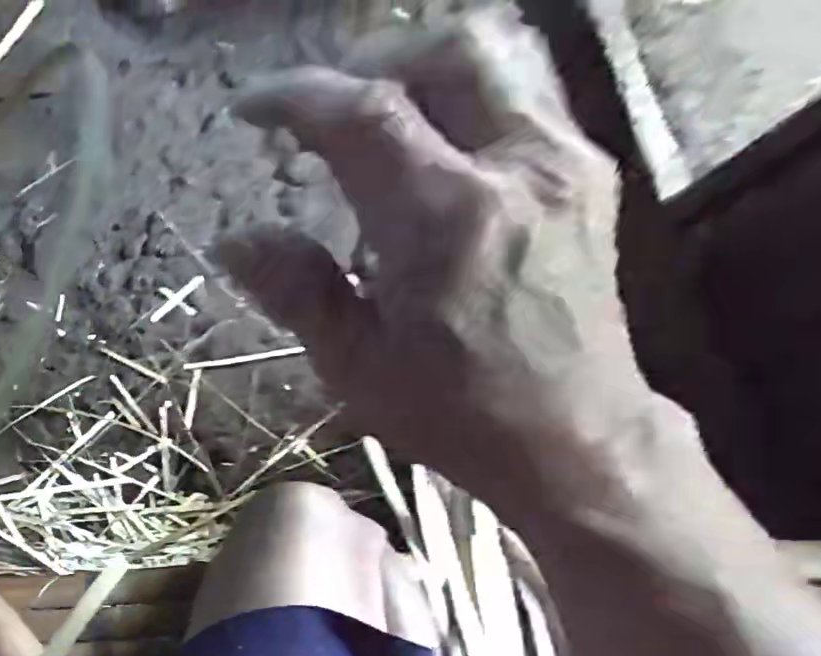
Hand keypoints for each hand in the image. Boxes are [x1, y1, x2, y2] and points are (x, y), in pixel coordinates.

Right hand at [218, 12, 671, 516]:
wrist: (568, 437)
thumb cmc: (450, 413)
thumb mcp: (354, 365)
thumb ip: (297, 289)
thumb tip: (234, 240)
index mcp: (443, 220)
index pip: (364, 117)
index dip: (298, 99)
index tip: (252, 109)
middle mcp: (515, 167)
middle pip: (444, 52)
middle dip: (369, 63)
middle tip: (321, 107)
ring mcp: (563, 164)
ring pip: (494, 63)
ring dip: (421, 72)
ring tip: (372, 119)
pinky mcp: (586, 178)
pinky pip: (521, 101)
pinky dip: (463, 104)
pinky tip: (431, 155)